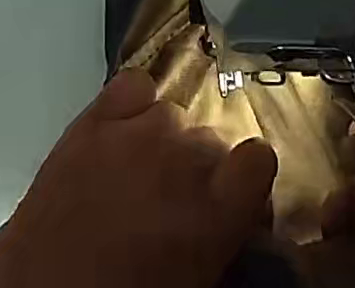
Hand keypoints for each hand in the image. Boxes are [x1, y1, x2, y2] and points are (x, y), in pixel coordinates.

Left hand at [0, 69, 278, 287]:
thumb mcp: (193, 281)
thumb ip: (221, 236)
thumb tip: (235, 218)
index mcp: (214, 210)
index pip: (259, 159)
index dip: (249, 177)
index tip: (237, 195)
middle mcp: (182, 158)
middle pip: (211, 140)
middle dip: (201, 168)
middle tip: (176, 200)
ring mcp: (136, 131)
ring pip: (172, 114)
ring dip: (164, 140)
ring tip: (140, 170)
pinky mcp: (95, 117)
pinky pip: (133, 85)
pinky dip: (133, 104)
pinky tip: (122, 131)